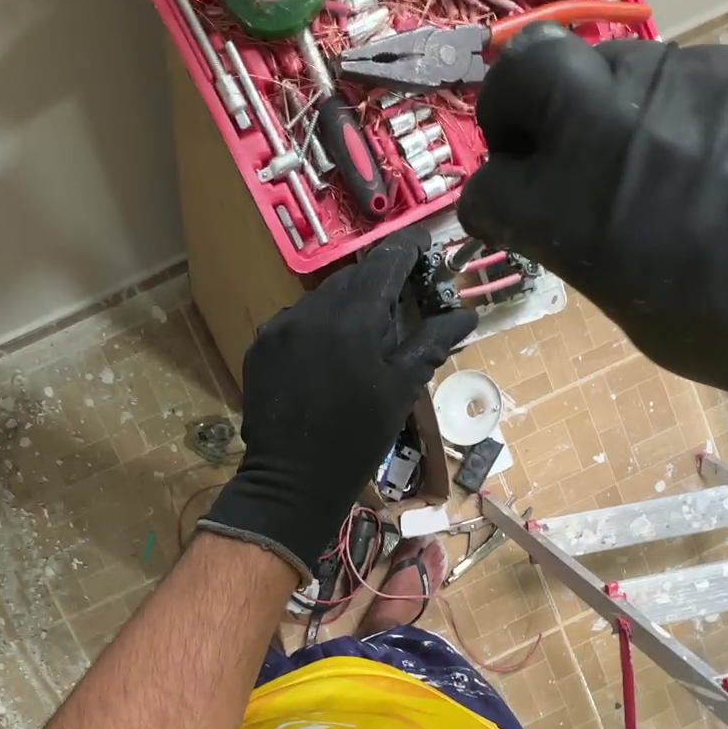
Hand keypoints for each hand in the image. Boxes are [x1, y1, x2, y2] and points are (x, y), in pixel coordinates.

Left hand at [199, 229, 476, 577]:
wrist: (293, 480)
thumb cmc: (357, 438)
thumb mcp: (401, 389)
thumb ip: (431, 343)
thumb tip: (467, 315)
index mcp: (353, 317)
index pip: (387, 259)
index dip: (411, 248)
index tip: (427, 249)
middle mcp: (312, 310)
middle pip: (354, 276)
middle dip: (380, 282)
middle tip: (401, 305)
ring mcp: (280, 326)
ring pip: (323, 297)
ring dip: (347, 305)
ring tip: (363, 337)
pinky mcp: (260, 345)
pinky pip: (296, 320)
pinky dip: (318, 326)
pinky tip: (328, 355)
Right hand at [457, 27, 727, 479]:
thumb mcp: (648, 321)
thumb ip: (588, 252)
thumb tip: (565, 214)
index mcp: (584, 212)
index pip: (489, 185)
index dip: (492, 206)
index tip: (510, 221)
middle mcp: (622, 128)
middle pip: (526, 73)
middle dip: (516, 115)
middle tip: (544, 156)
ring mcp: (694, 80)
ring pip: (605, 69)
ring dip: (597, 114)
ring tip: (642, 168)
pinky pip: (683, 75)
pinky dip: (670, 113)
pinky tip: (715, 158)